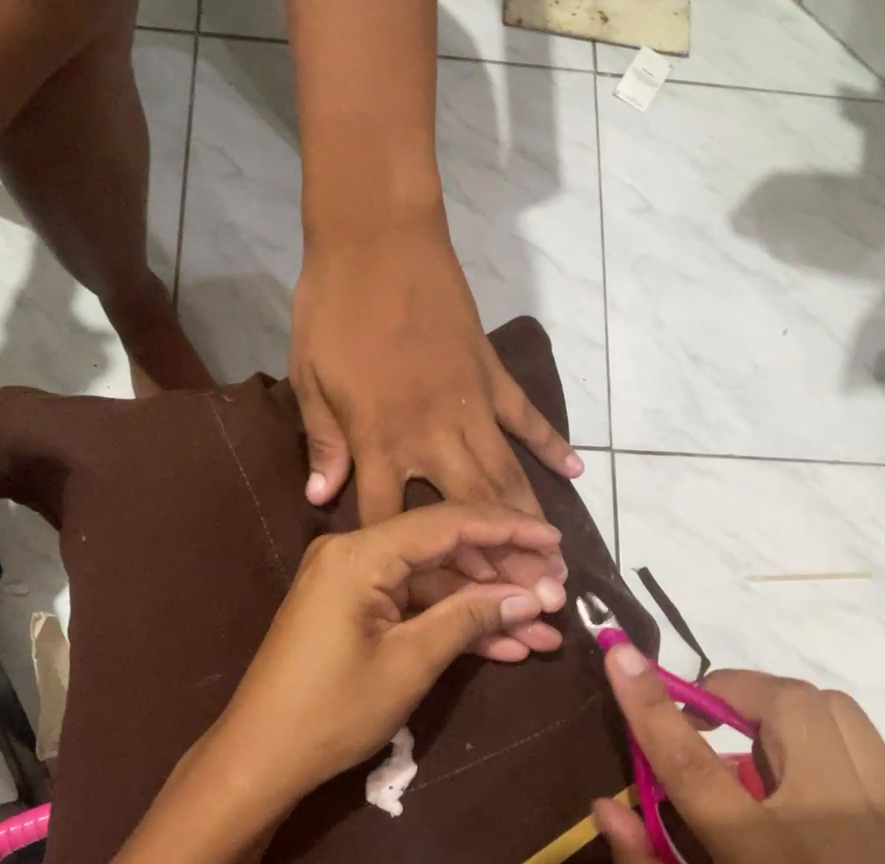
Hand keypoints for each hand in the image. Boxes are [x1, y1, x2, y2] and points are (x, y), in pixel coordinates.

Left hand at [213, 503, 565, 805]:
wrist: (261, 756)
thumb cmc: (333, 710)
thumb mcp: (410, 663)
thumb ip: (469, 618)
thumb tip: (528, 597)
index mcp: (359, 553)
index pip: (447, 523)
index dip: (507, 530)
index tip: (558, 543)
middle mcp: (353, 553)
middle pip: (444, 550)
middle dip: (503, 577)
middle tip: (557, 600)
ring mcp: (352, 583)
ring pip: (434, 583)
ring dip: (485, 608)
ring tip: (543, 633)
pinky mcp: (353, 610)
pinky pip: (412, 606)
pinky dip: (453, 624)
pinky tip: (504, 646)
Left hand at [290, 223, 579, 657]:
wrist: (376, 237)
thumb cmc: (331, 310)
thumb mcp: (310, 378)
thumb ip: (323, 441)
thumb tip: (322, 497)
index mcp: (379, 440)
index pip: (395, 519)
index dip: (418, 564)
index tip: (442, 605)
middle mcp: (432, 433)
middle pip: (469, 509)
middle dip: (500, 559)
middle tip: (537, 598)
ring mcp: (469, 403)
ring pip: (504, 474)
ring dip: (530, 519)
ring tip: (557, 561)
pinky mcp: (491, 373)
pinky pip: (524, 417)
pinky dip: (548, 443)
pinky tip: (573, 471)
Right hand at [592, 652, 884, 863]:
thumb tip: (604, 806)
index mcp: (769, 859)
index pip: (692, 759)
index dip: (648, 699)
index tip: (620, 651)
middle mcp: (837, 818)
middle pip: (784, 703)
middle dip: (732, 691)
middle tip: (707, 719)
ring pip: (834, 709)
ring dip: (781, 709)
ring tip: (760, 747)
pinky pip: (869, 749)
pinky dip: (825, 747)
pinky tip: (815, 794)